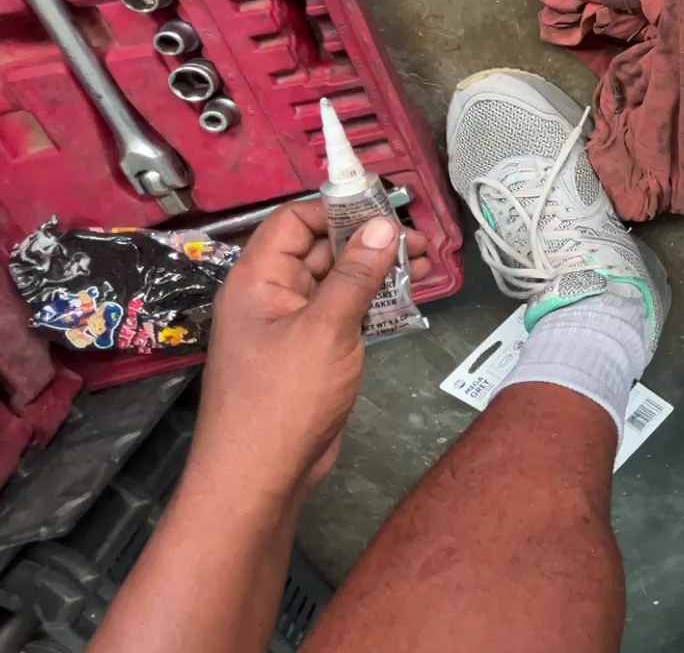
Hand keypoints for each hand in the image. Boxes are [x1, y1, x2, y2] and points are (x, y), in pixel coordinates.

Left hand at [188, 201, 432, 501]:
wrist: (262, 476)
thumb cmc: (284, 397)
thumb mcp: (326, 328)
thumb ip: (356, 274)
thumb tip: (383, 225)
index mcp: (258, 282)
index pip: (294, 222)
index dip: (336, 209)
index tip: (386, 207)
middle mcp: (274, 295)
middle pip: (324, 248)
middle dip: (371, 239)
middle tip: (420, 242)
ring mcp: (295, 323)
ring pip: (342, 279)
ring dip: (381, 268)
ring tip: (425, 265)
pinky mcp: (315, 347)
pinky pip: (348, 308)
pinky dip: (378, 297)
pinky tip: (410, 295)